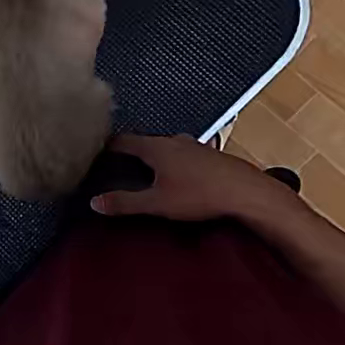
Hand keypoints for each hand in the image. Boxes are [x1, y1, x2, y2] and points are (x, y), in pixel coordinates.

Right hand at [88, 133, 307, 224]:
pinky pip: (183, 155)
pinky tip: (175, 178)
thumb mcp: (157, 204)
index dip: (107, 147)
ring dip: (154, 157)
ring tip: (144, 173)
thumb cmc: (203, 196)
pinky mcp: (210, 156)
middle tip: (116, 164)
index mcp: (157, 148)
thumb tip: (96, 202)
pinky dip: (173, 163)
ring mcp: (195, 146)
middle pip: (144, 142)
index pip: (123, 140)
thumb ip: (124, 202)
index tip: (96, 152)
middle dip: (130, 152)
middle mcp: (175, 141)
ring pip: (166, 147)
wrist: (248, 194)